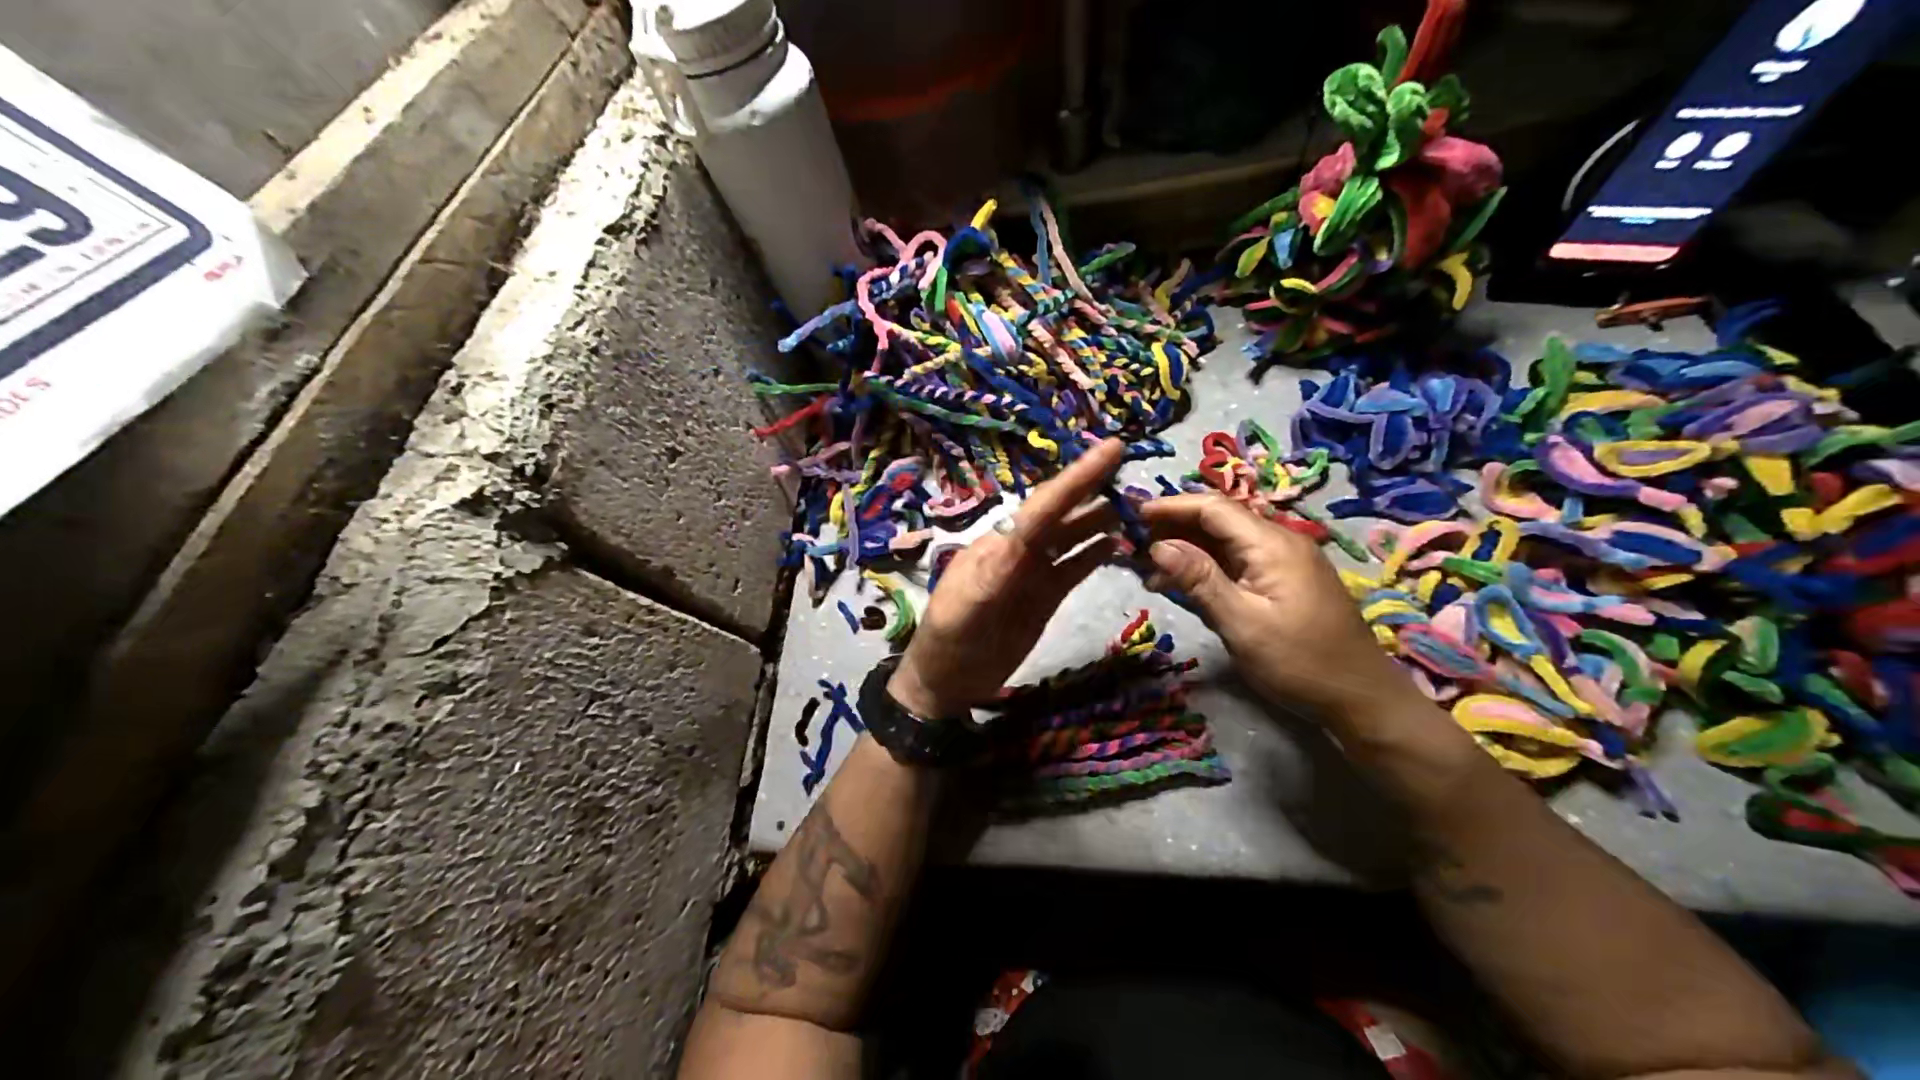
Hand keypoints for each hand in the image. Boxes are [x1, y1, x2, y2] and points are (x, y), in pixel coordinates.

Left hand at [888, 438, 1126, 717]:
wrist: (947, 682)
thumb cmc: (947, 644)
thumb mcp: (962, 609)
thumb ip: (992, 576)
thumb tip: (1023, 540)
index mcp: (997, 546)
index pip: (1042, 507)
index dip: (1076, 479)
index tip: (1109, 451)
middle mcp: (1018, 551)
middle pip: (1060, 513)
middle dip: (1091, 486)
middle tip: (1128, 462)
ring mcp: (1034, 573)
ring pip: (1071, 536)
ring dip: (1099, 517)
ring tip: (1135, 502)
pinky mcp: (1046, 596)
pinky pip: (1075, 567)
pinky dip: (1096, 553)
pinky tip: (1119, 542)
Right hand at [1140, 494, 1421, 720]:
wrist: (1359, 697)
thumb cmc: (1299, 661)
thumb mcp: (1241, 623)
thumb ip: (1199, 580)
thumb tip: (1158, 546)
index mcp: (1272, 545)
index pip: (1214, 508)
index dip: (1172, 507)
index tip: (1134, 515)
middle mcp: (1282, 541)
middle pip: (1221, 519)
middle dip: (1177, 526)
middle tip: (1137, 546)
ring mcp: (1287, 560)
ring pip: (1229, 540)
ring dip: (1191, 548)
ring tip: (1153, 568)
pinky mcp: (1288, 579)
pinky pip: (1242, 559)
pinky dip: (1210, 565)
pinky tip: (1186, 583)